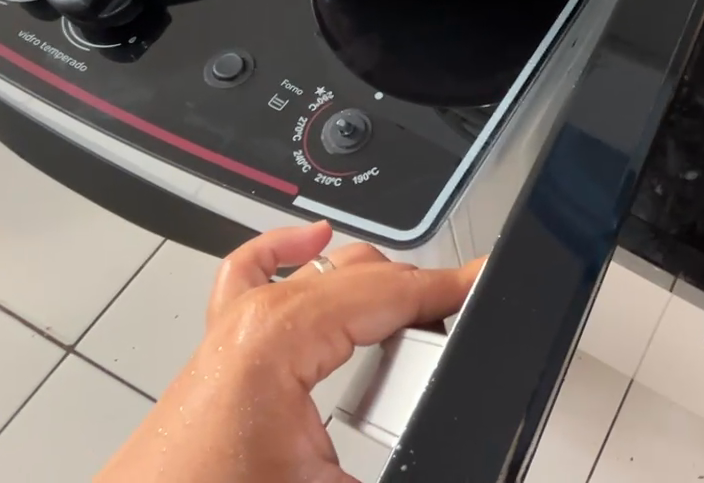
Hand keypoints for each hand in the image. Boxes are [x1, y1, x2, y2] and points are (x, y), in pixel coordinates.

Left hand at [98, 221, 481, 482]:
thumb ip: (399, 461)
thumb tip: (457, 450)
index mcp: (279, 342)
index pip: (386, 291)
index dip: (445, 288)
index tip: (483, 281)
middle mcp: (253, 323)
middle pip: (364, 276)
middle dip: (421, 291)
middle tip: (462, 316)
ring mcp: (231, 332)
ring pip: (322, 270)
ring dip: (376, 280)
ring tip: (419, 311)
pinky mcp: (219, 353)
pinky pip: (250, 273)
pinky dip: (286, 249)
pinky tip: (316, 242)